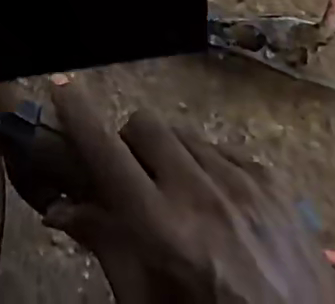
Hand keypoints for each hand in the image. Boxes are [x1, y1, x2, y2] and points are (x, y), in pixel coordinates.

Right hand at [45, 81, 334, 303]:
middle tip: (132, 182)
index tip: (61, 88)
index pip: (108, 155)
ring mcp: (245, 182)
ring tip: (180, 201)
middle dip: (129, 146)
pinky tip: (218, 208)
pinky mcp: (275, 182)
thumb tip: (60, 208)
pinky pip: (224, 151)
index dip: (79, 117)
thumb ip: (106, 247)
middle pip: (146, 125)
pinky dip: (209, 169)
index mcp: (166, 230)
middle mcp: (204, 193)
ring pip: (185, 135)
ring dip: (170, 157)